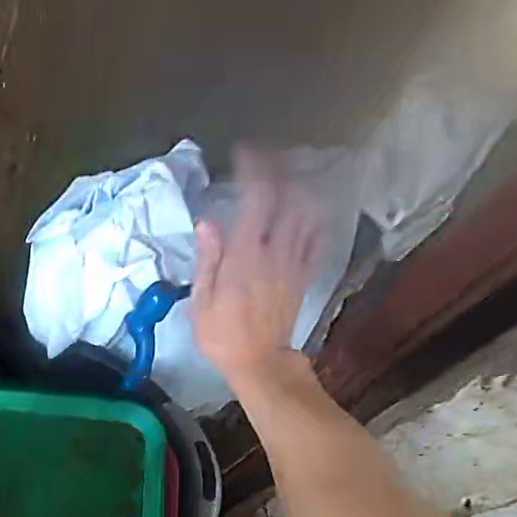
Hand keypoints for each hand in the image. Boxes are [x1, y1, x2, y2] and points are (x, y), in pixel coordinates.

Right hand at [189, 147, 322, 388]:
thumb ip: (208, 259)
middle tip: (268, 158)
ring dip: (297, 192)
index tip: (244, 153)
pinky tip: (306, 214)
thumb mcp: (201, 302)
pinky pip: (314, 241)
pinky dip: (311, 221)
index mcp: (245, 255)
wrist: (260, 363)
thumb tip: (207, 223)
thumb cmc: (223, 336)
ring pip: (304, 215)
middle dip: (279, 171)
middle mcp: (274, 252)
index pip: (256, 198)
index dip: (253, 169)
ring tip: (288, 181)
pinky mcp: (304, 277)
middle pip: (285, 199)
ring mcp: (293, 263)